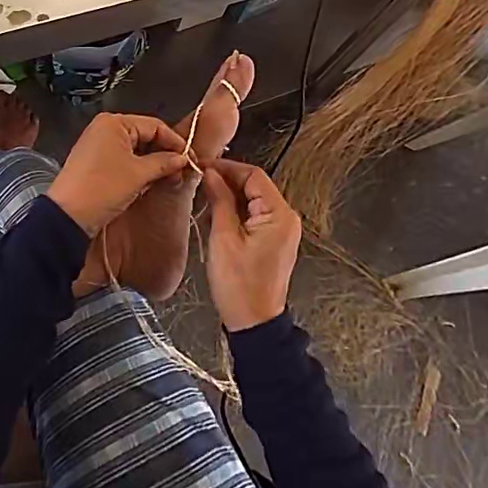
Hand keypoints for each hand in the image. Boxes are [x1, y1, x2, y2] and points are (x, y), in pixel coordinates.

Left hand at [46, 114, 193, 236]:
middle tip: (181, 171)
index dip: (174, 142)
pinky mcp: (96, 163)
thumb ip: (164, 162)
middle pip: (145, 136)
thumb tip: (182, 159)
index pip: (154, 125)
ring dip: (152, 164)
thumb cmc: (101, 188)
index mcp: (113, 123)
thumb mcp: (139, 174)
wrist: (68, 216)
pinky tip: (149, 183)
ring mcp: (99, 146)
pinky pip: (124, 160)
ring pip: (135, 150)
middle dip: (164, 154)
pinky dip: (138, 170)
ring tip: (168, 179)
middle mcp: (104, 129)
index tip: (189, 158)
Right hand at [201, 159, 301, 331]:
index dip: (227, 167)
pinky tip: (216, 214)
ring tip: (205, 196)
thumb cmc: (239, 285)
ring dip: (230, 196)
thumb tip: (212, 174)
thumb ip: (219, 200)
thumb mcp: (224, 237)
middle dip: (227, 180)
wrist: (253, 323)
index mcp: (279, 214)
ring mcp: (282, 229)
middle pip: (255, 185)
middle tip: (200, 179)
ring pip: (253, 199)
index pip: (254, 175)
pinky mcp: (274, 239)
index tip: (204, 165)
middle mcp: (286, 218)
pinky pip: (255, 214)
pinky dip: (236, 210)